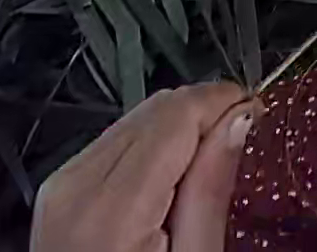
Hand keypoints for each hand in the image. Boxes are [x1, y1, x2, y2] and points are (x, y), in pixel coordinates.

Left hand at [32, 83, 254, 251]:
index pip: (179, 112)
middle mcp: (76, 183)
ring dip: (182, 126)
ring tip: (206, 167)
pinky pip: (123, 135)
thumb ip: (210, 192)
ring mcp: (62, 184)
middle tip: (240, 145)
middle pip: (161, 106)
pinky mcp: (59, 189)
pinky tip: (172, 179)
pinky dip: (157, 142)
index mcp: (110, 211)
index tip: (257, 120)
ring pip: (144, 113)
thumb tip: (240, 116)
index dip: (225, 104)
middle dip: (206, 114)